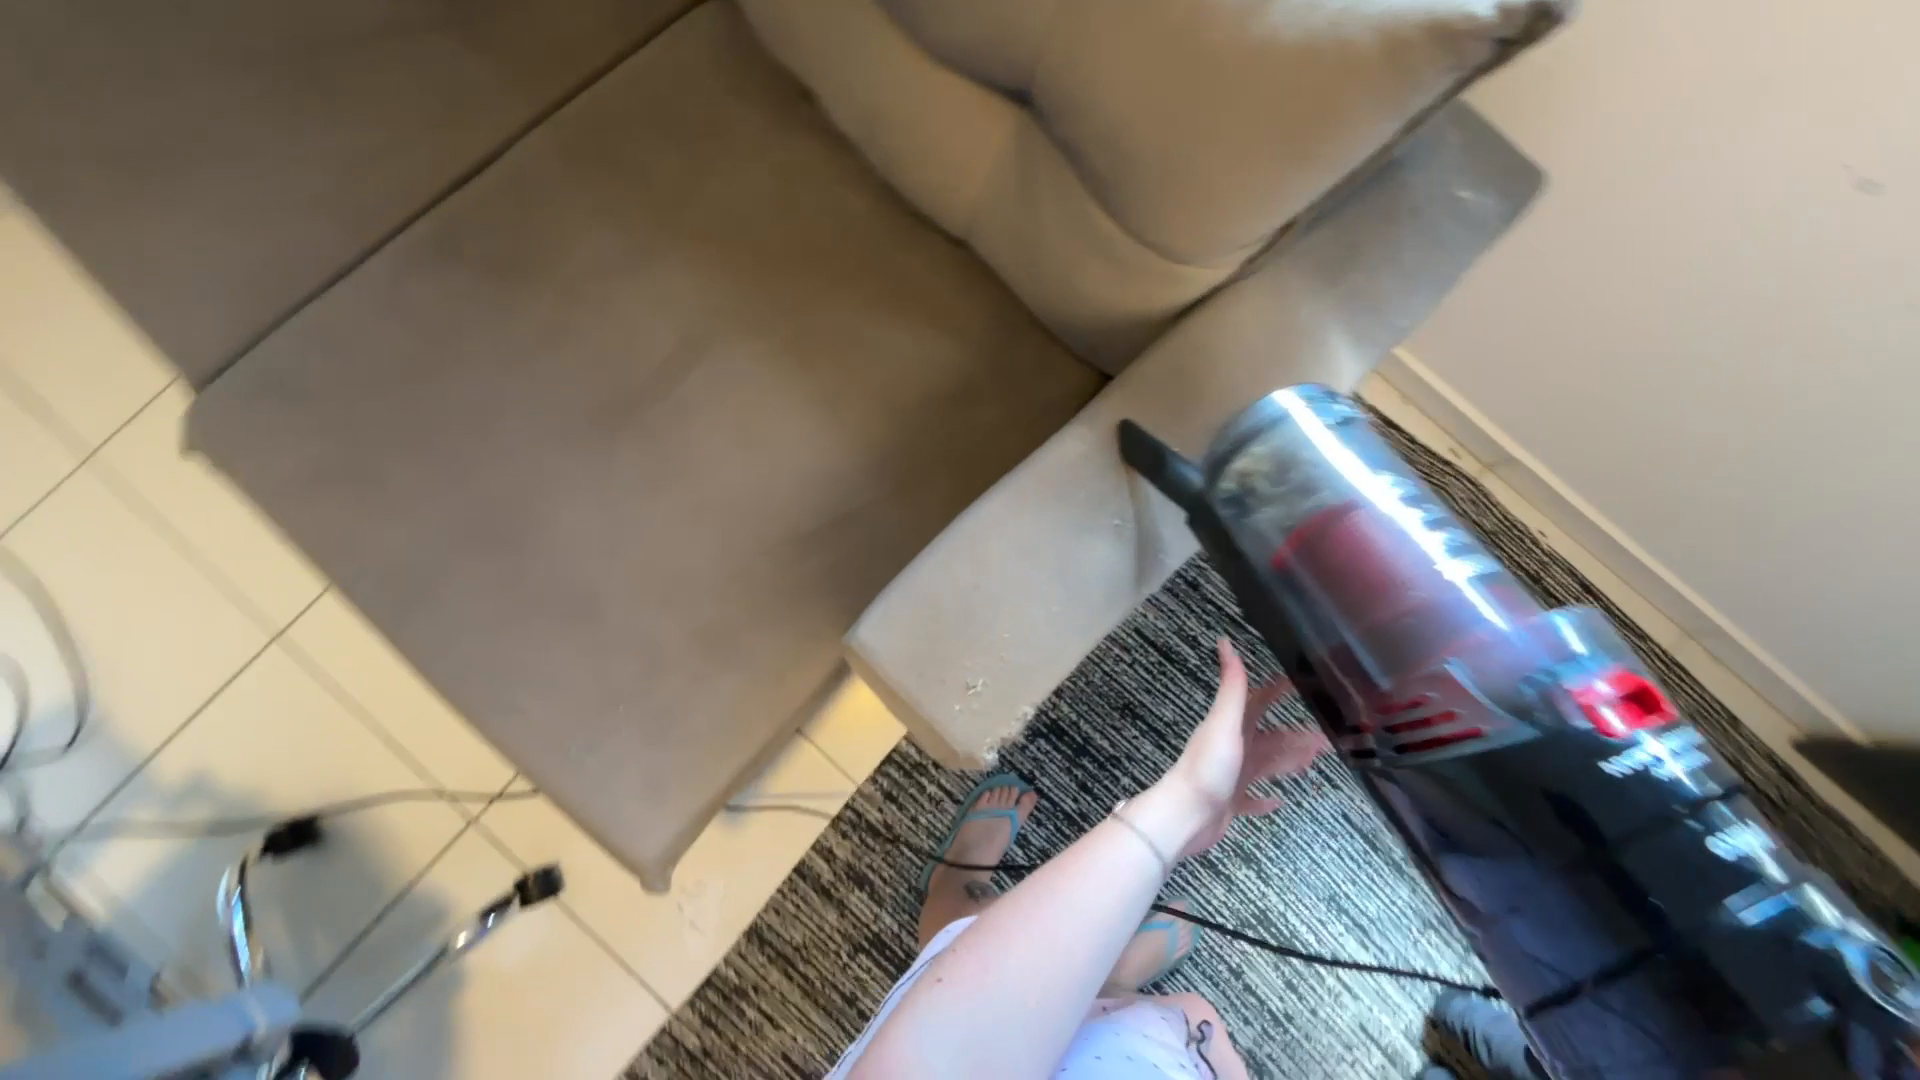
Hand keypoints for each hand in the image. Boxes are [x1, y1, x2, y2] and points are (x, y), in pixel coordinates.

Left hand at [1155, 638, 1328, 857]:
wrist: (1187, 814)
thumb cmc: (1207, 766)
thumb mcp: (1224, 722)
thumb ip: (1231, 686)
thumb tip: (1225, 642)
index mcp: (1231, 726)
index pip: (1258, 701)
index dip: (1277, 691)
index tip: (1304, 682)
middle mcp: (1232, 748)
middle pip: (1270, 737)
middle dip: (1296, 735)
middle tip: (1329, 739)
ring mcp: (1231, 776)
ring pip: (1267, 764)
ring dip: (1289, 761)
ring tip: (1314, 761)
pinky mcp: (1231, 803)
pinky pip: (1252, 799)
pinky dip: (1266, 799)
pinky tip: (1280, 801)